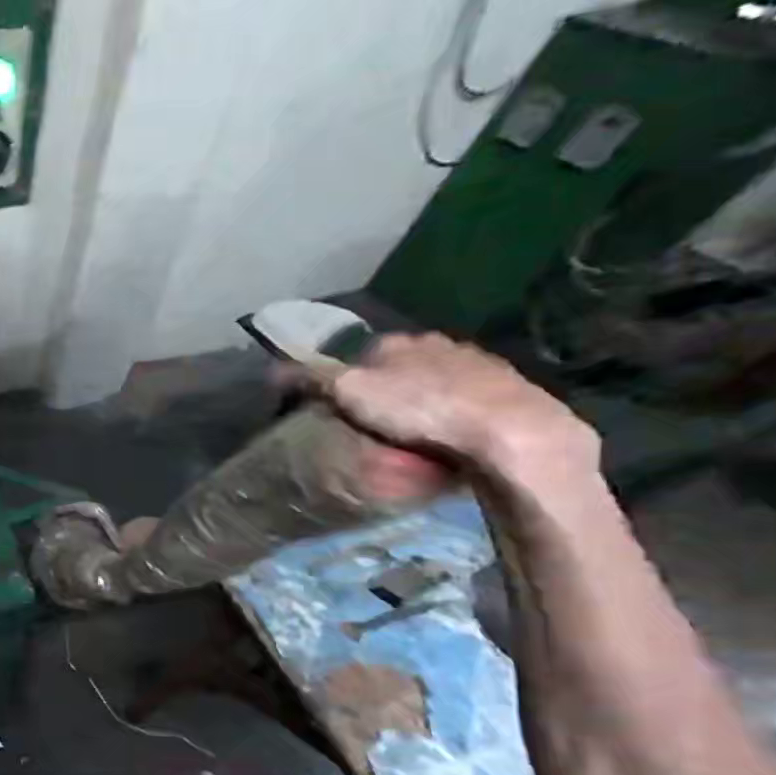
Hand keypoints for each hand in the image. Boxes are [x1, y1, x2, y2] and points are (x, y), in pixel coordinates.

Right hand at [314, 333, 599, 481]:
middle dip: (387, 387)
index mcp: (397, 342)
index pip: (360, 355)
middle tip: (374, 422)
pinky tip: (449, 431)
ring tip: (411, 429)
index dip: (346, 381)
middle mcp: (435, 342)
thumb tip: (269, 370)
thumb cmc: (420, 408)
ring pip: (434, 377)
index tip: (341, 408)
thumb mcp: (351, 393)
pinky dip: (451, 408)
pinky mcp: (503, 386)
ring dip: (421, 397)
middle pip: (399, 365)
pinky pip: (464, 394)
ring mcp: (473, 361)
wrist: (506, 428)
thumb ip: (312, 379)